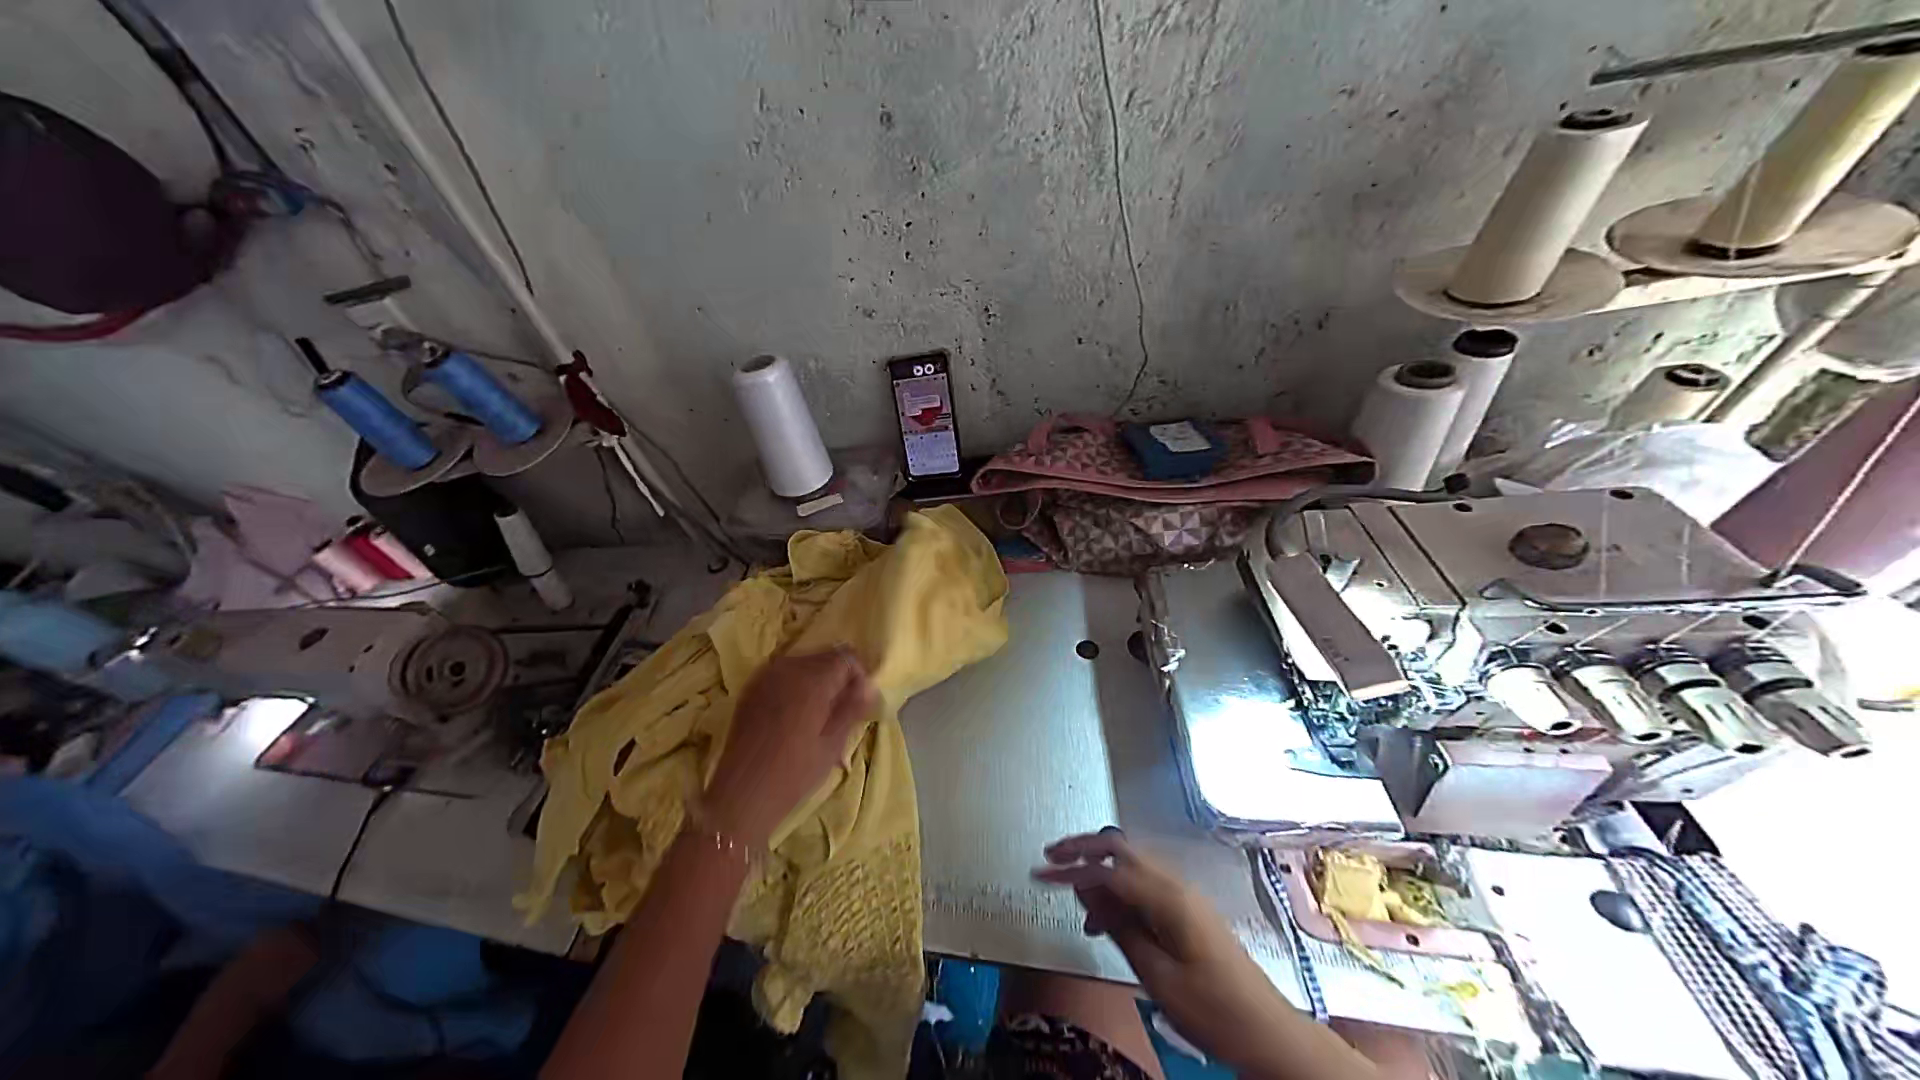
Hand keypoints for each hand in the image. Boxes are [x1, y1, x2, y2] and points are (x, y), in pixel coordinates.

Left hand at [707, 649, 876, 848]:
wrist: (743, 793)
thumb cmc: (795, 772)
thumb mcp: (833, 743)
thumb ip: (852, 707)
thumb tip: (868, 686)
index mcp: (812, 679)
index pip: (846, 657)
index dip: (858, 676)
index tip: (859, 702)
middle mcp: (788, 668)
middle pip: (823, 656)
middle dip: (837, 676)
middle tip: (841, 709)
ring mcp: (765, 676)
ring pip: (802, 663)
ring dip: (815, 679)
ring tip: (817, 712)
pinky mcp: (750, 688)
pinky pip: (781, 674)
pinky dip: (794, 684)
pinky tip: (794, 712)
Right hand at [1036, 829, 1326, 1079]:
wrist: (1267, 1032)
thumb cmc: (1213, 1010)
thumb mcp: (1157, 976)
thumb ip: (1119, 926)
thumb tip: (1086, 890)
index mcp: (1168, 898)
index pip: (1108, 868)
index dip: (1070, 869)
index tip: (1039, 873)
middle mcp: (1176, 885)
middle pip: (1121, 849)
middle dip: (1082, 849)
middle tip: (1049, 859)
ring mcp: (1183, 894)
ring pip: (1131, 864)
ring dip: (1098, 870)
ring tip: (1072, 897)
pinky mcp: (1185, 909)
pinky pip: (1142, 884)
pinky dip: (1117, 890)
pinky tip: (1105, 919)